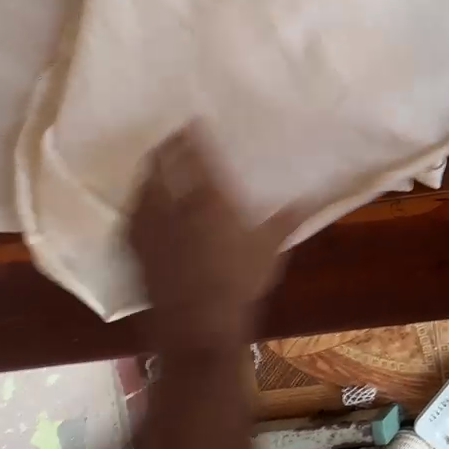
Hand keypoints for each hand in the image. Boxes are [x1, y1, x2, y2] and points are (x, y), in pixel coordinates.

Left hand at [128, 128, 291, 357]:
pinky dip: (138, 201)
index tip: (192, 122)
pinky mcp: (135, 253)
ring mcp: (150, 231)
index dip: (192, 138)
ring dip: (148, 173)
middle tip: (171, 136)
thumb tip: (315, 197)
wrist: (197, 326)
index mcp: (210, 202)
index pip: (195, 159)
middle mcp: (174, 209)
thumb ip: (288, 218)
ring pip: (142, 191)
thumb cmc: (240, 282)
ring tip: (154, 164)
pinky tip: (141, 203)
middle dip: (165, 149)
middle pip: (161, 169)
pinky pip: (132, 216)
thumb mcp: (271, 247)